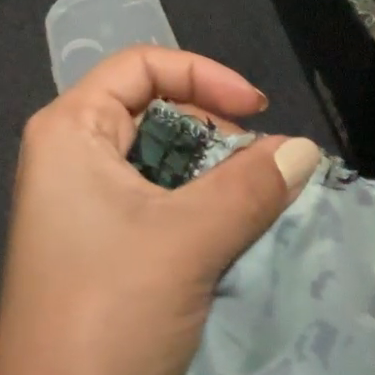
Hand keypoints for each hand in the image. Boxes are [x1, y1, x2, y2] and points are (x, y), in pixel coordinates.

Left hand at [0, 47, 321, 374]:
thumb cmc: (108, 309)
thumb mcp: (185, 242)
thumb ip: (249, 188)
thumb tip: (305, 148)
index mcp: (70, 127)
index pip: (141, 65)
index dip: (203, 75)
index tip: (259, 111)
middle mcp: (69, 152)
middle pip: (150, 109)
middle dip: (211, 130)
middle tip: (260, 167)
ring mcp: (78, 200)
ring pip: (157, 160)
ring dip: (209, 174)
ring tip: (254, 201)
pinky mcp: (95, 242)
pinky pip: (152, 201)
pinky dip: (194, 208)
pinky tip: (229, 233)